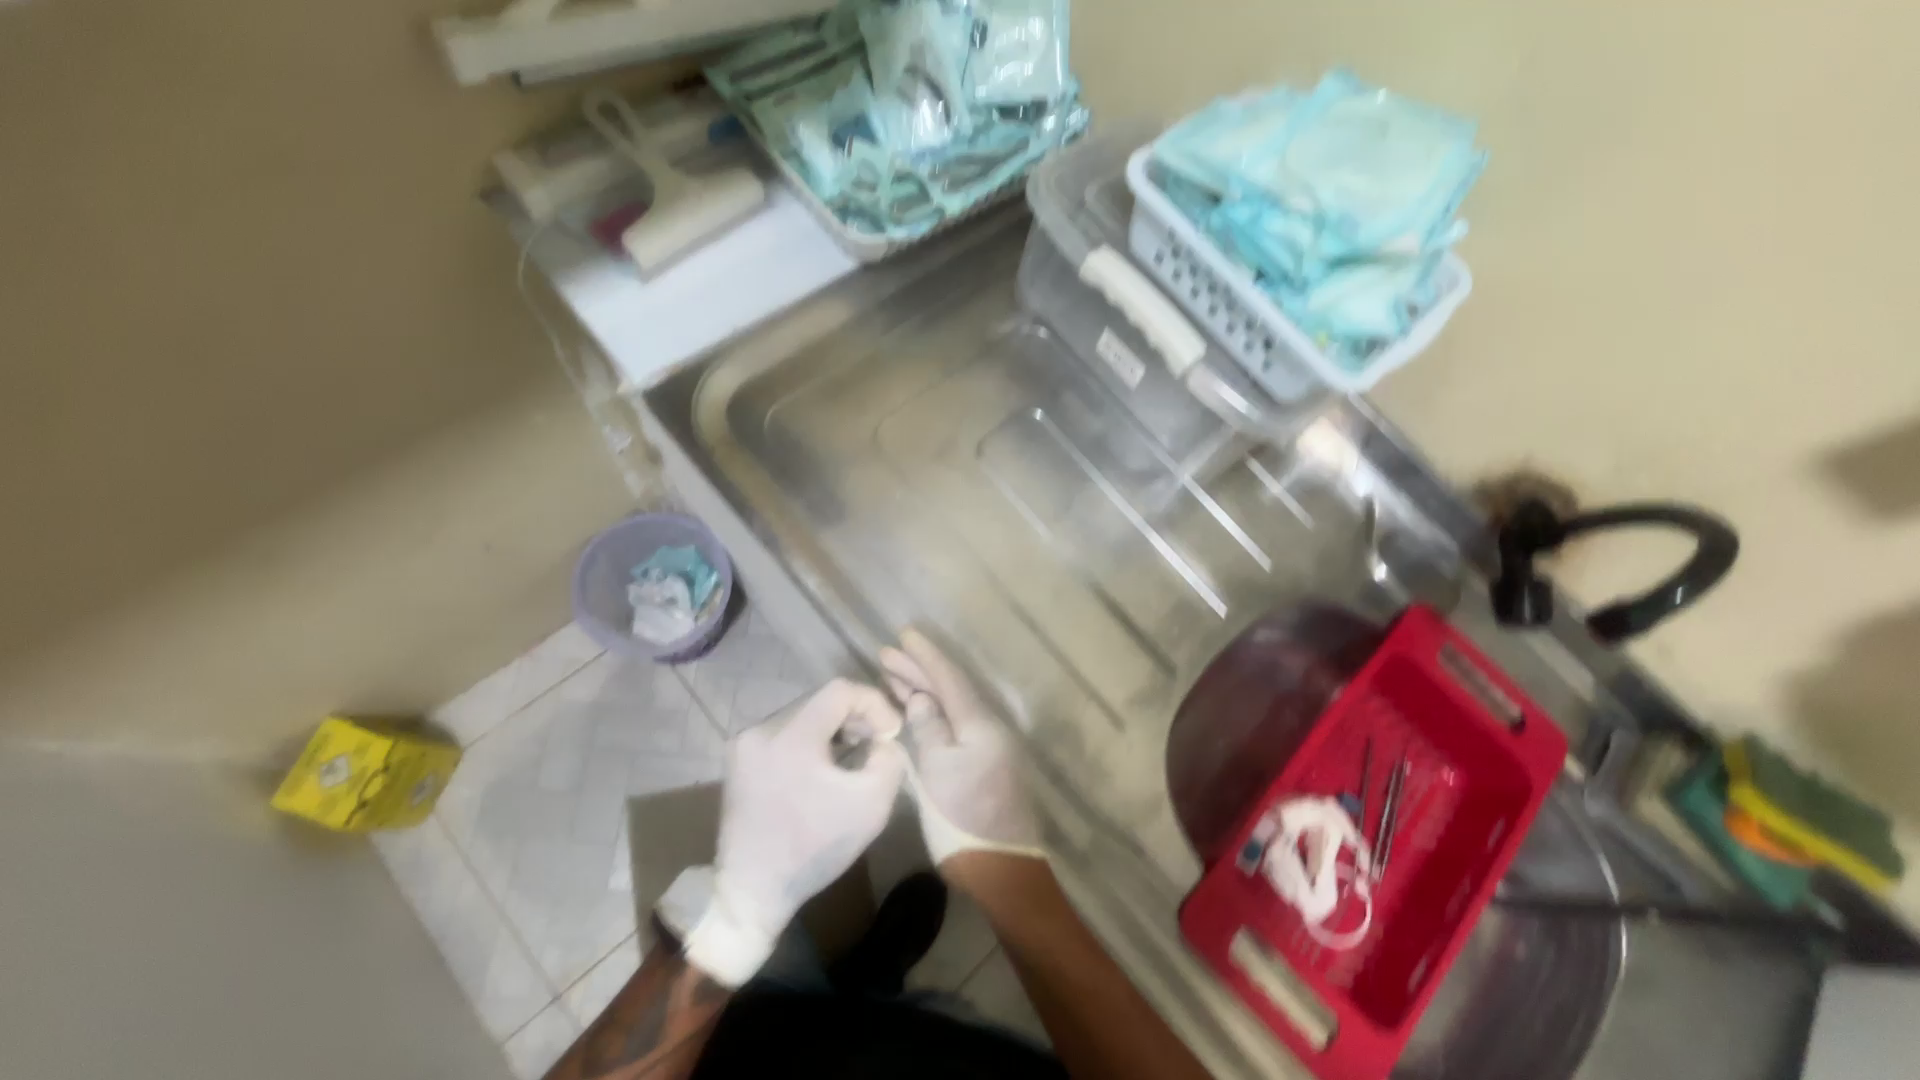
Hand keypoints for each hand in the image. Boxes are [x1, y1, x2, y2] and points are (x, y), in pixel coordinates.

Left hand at [682, 679, 906, 987]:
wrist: (752, 890)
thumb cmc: (814, 848)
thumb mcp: (871, 805)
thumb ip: (888, 760)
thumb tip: (883, 740)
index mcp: (790, 735)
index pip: (841, 690)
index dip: (874, 704)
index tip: (891, 735)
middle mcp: (761, 729)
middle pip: (819, 701)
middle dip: (855, 718)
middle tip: (877, 746)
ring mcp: (744, 743)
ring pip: (802, 716)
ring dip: (833, 730)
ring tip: (853, 759)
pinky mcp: (739, 760)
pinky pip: (784, 734)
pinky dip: (810, 742)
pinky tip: (824, 771)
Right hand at [879, 630, 1043, 870]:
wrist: (999, 867)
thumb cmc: (964, 816)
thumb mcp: (937, 769)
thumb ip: (929, 728)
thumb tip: (922, 700)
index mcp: (979, 723)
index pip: (949, 678)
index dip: (925, 656)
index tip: (903, 635)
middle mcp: (987, 728)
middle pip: (950, 690)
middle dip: (918, 672)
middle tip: (885, 655)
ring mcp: (987, 747)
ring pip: (951, 708)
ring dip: (923, 691)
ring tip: (892, 677)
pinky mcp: (982, 765)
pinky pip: (954, 725)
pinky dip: (932, 714)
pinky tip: (915, 712)